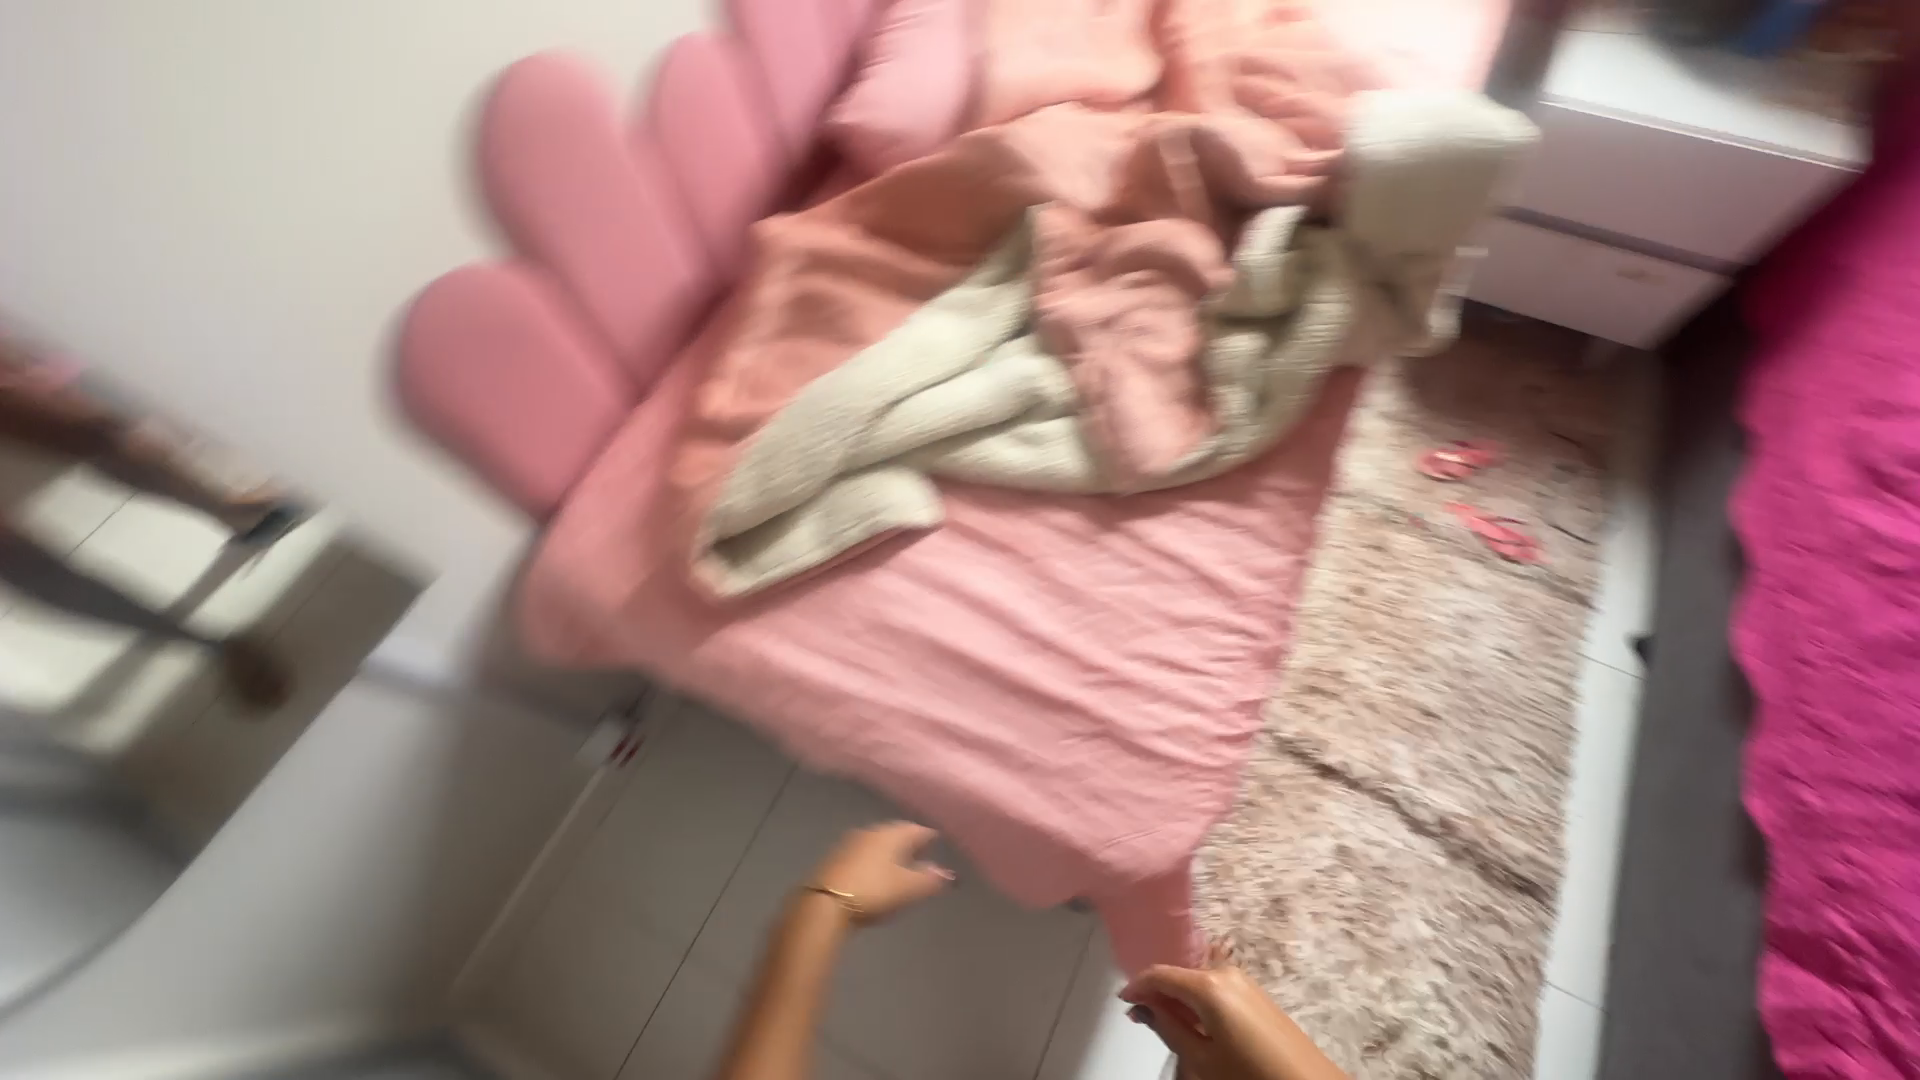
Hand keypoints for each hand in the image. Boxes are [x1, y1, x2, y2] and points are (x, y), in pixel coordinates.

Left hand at [806, 822, 954, 925]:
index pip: (917, 829)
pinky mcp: (836, 857)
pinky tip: (875, 871)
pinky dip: (874, 859)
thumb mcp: (908, 888)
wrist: (825, 903)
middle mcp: (872, 831)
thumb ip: (930, 879)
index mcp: (892, 834)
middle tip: (921, 851)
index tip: (938, 842)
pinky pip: (863, 852)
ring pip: (878, 841)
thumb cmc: (873, 891)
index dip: (929, 837)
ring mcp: (851, 842)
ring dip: (890, 850)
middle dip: (909, 841)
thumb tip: (949, 872)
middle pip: (896, 832)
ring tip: (900, 862)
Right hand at [1120, 956, 1348, 1079]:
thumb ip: (1168, 1029)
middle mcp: (1224, 972)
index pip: (1160, 974)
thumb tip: (1142, 1008)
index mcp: (1208, 985)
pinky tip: (1197, 1027)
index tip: (1123, 1003)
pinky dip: (1199, 1002)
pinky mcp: (1256, 993)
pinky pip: (1215, 988)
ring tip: (1169, 1027)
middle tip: (1143, 1019)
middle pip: (1179, 975)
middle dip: (1159, 994)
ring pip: (1197, 981)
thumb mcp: (1203, 1061)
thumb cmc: (1252, 1078)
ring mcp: (1243, 980)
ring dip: (1180, 999)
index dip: (1138, 986)